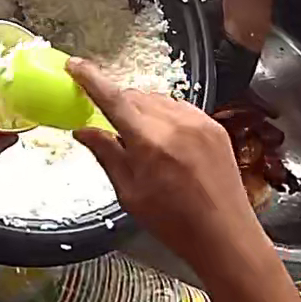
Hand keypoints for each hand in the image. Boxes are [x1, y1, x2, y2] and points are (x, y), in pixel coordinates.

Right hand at [67, 59, 266, 273]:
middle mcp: (176, 123)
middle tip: (111, 128)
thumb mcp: (130, 193)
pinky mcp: (214, 125)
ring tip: (143, 142)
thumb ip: (107, 154)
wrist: (225, 235)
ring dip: (143, 110)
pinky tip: (167, 141)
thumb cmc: (175, 223)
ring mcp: (199, 121)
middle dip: (118, 105)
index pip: (113, 98)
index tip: (75, 66)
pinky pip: (180, 107)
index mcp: (150, 141)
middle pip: (135, 96)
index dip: (90, 79)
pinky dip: (166, 115)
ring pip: (158, 99)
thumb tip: (84, 130)